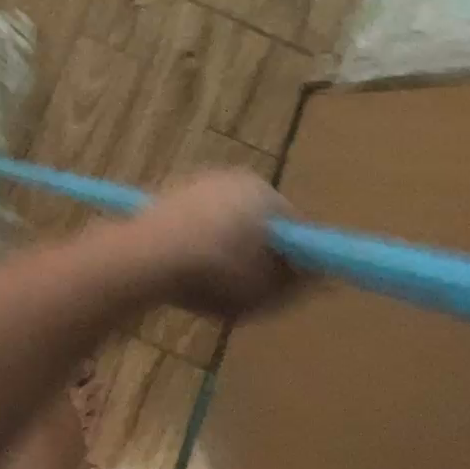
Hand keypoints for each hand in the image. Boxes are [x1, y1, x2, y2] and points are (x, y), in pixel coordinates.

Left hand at [125, 170, 300, 318]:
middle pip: (261, 219)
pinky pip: (201, 221)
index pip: (296, 226)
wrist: (150, 255)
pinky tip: (192, 268)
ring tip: (218, 284)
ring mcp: (201, 181)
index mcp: (265, 193)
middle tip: (254, 289)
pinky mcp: (173, 192)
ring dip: (229, 245)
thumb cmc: (217, 272)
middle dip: (261, 250)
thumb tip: (319, 277)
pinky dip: (202, 240)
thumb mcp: (267, 290)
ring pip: (229, 219)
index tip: (292, 287)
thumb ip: (298, 283)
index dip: (299, 259)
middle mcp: (236, 177)